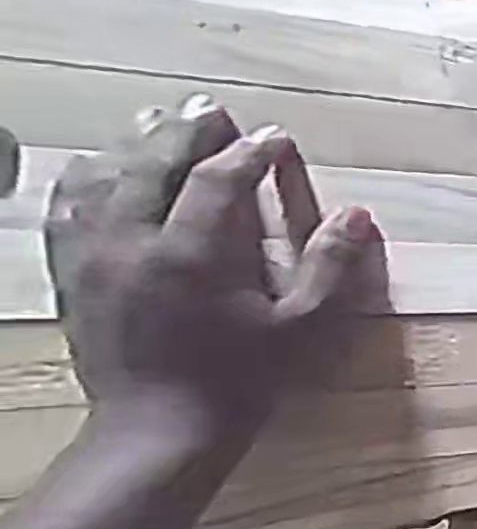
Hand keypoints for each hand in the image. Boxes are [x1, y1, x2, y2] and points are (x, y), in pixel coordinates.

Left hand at [43, 94, 378, 447]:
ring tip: (155, 121)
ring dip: (132, 145)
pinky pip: (67, 206)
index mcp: (193, 255)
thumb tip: (358, 215)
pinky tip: (100, 165)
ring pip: (101, 179)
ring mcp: (91, 254)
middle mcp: (131, 242)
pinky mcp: (72, 271)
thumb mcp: (306, 324)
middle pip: (150, 168)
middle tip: (210, 107)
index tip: (275, 135)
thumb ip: (330, 266)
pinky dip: (87, 175)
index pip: (217, 183)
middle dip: (183, 133)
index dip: (248, 154)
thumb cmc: (250, 374)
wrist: (164, 422)